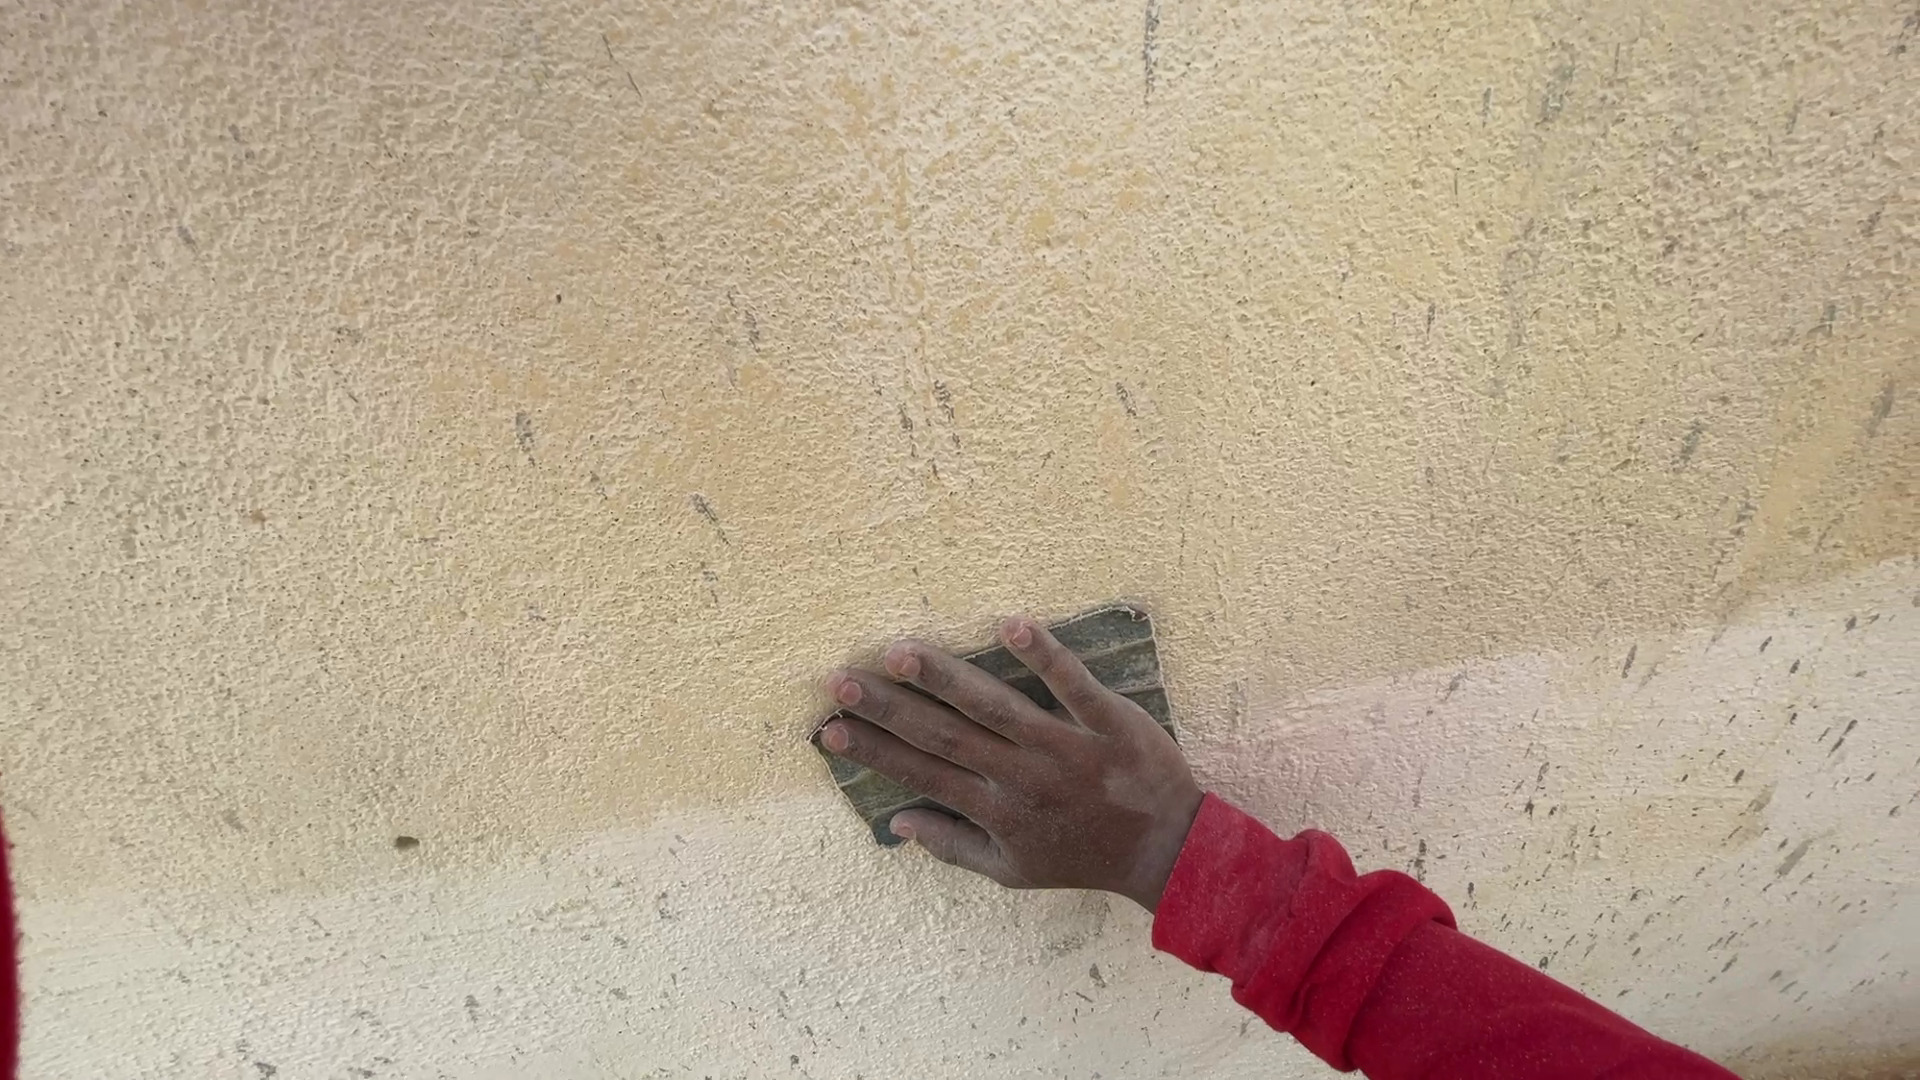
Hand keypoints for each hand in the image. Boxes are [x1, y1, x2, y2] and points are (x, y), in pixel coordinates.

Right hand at [816, 617, 1204, 910]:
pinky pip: (1073, 686)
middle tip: (842, 679)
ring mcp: (1065, 747)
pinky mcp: (1108, 723)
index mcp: (996, 811)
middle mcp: (1021, 776)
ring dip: (947, 677)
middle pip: (944, 735)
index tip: (830, 728)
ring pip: (995, 707)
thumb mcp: (1012, 873)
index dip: (873, 752)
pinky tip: (1012, 624)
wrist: (1166, 851)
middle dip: (888, 707)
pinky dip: (1044, 657)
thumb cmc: (1082, 857)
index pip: (921, 774)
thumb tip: (897, 822)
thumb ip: (953, 847)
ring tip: (902, 651)